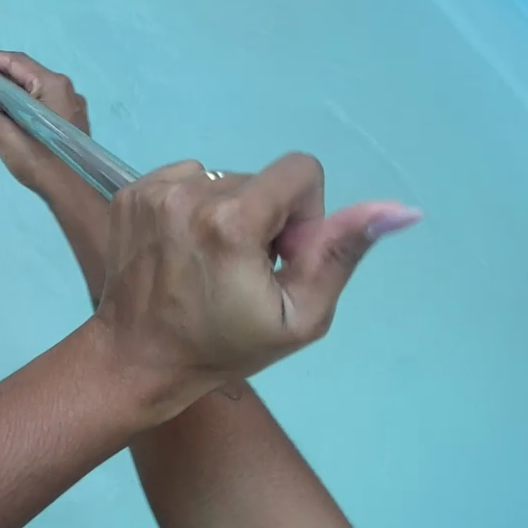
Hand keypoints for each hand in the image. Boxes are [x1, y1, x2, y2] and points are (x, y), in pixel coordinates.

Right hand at [0, 48, 93, 199]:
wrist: (75, 195)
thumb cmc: (40, 164)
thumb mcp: (6, 136)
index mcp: (53, 86)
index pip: (18, 63)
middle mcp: (66, 89)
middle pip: (28, 74)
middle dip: (0, 75)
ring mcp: (72, 105)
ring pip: (35, 89)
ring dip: (11, 90)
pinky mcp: (72, 120)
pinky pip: (44, 101)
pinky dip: (23, 102)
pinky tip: (10, 113)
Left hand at [91, 155, 419, 411]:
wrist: (137, 357)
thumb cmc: (222, 347)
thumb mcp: (299, 317)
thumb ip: (341, 254)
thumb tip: (400, 208)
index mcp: (231, 221)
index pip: (300, 170)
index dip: (303, 213)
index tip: (279, 255)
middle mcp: (187, 194)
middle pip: (256, 180)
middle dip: (262, 217)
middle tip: (239, 268)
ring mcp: (151, 192)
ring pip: (218, 178)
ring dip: (224, 211)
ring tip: (207, 260)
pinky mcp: (128, 195)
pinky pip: (180, 179)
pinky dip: (189, 206)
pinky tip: (181, 247)